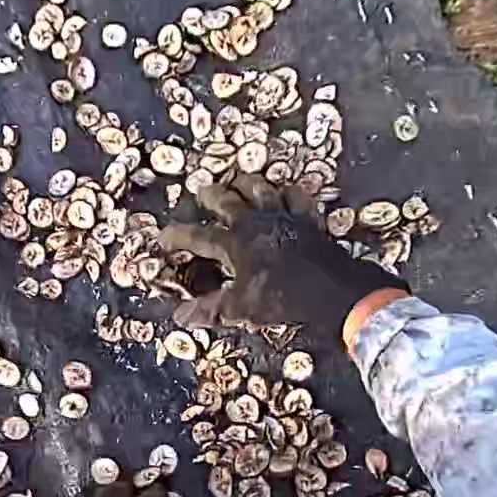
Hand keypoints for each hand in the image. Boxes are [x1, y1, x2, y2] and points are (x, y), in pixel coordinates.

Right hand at [160, 176, 407, 343]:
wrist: (333, 289)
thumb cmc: (281, 298)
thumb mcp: (240, 308)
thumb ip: (209, 309)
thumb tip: (179, 315)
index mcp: (233, 243)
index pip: (197, 236)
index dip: (177, 236)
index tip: (163, 236)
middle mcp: (255, 223)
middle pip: (227, 201)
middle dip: (211, 195)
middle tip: (202, 191)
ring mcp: (283, 216)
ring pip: (261, 190)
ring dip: (247, 184)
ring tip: (240, 180)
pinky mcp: (308, 219)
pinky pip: (297, 197)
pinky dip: (289, 192)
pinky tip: (286, 190)